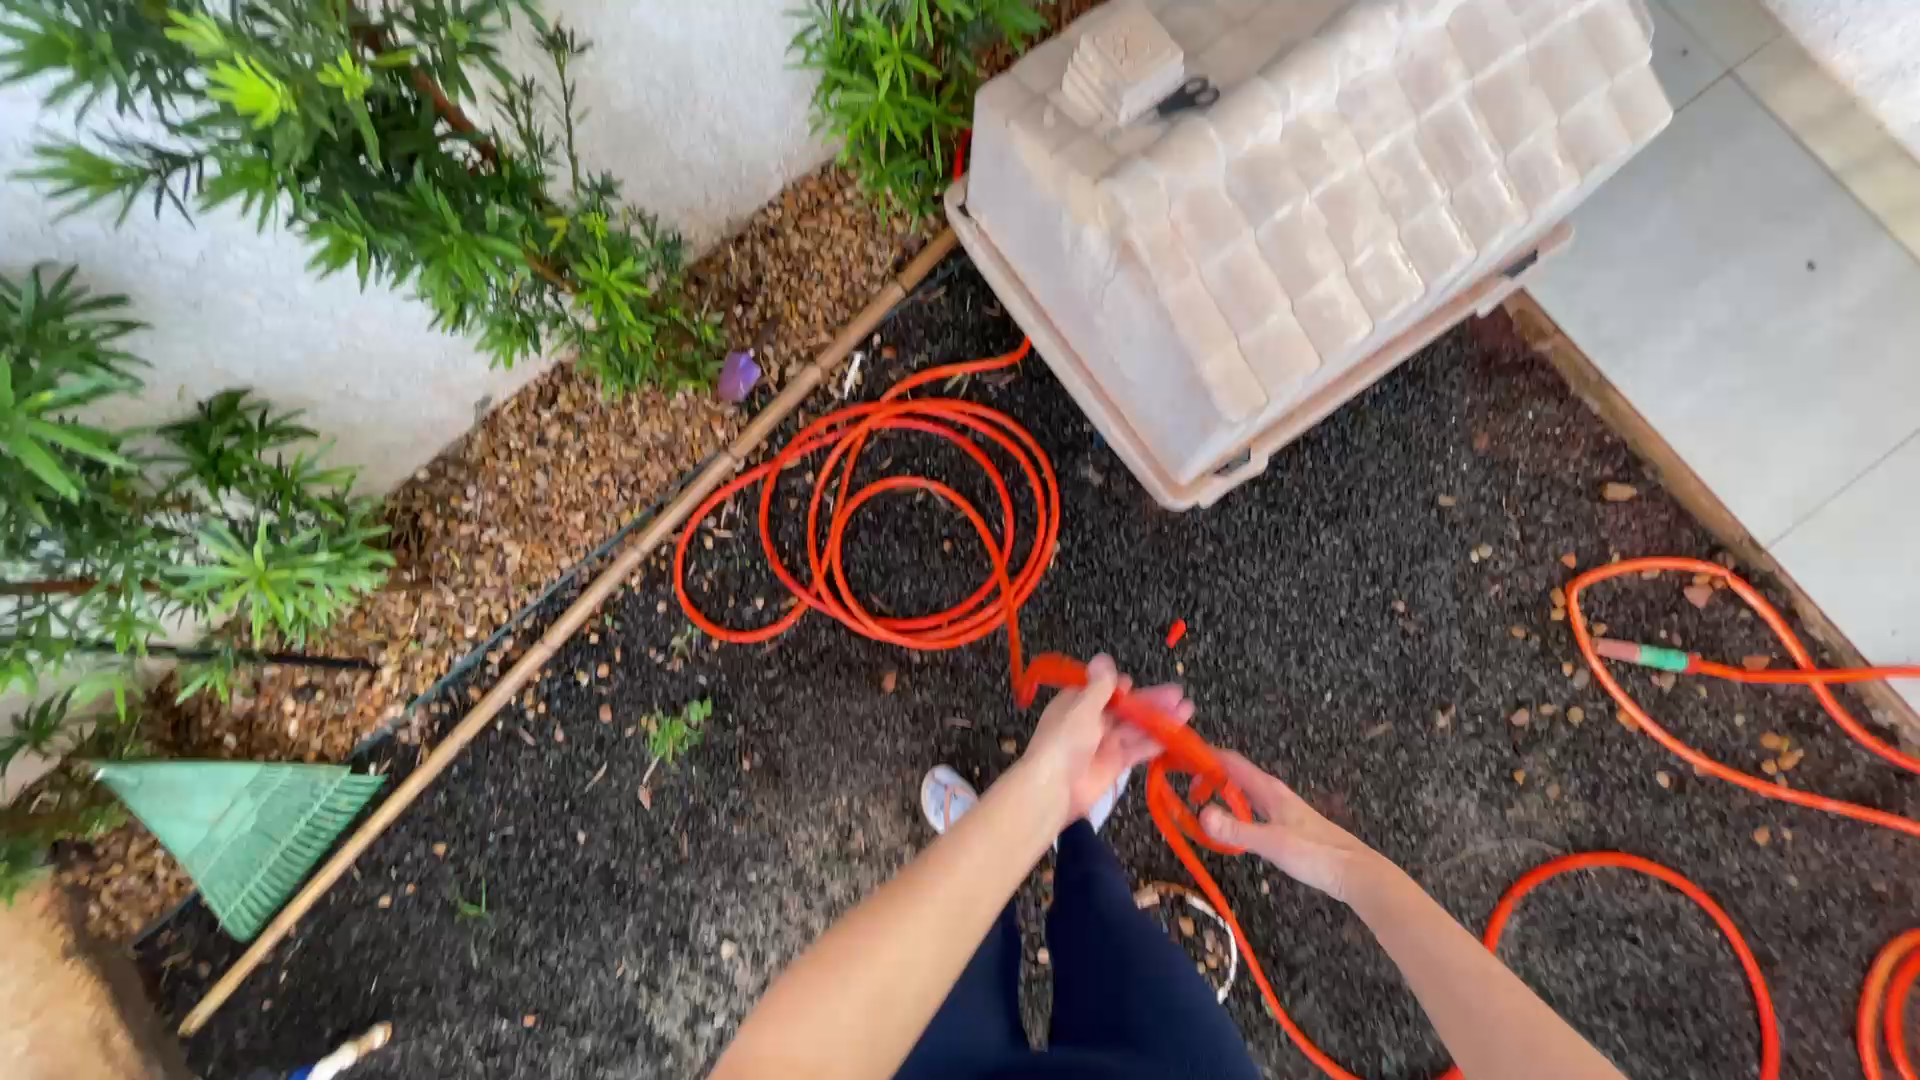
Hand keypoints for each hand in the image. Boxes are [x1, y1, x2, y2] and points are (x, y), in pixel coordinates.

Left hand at [1023, 654, 1195, 824]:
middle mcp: (1091, 721)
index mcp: (1077, 703)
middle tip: (1177, 694)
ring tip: (1186, 710)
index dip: (1121, 688)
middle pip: (1125, 708)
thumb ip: (1099, 686)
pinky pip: (1138, 749)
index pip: (1103, 690)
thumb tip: (1103, 657)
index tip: (1134, 685)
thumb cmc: (1064, 741)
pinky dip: (1155, 742)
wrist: (1054, 788)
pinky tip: (1176, 735)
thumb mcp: (1082, 707)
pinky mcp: (1115, 764)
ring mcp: (1104, 743)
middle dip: (1150, 701)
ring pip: (1136, 727)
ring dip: (1159, 720)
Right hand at [1200, 751, 1379, 903]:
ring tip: (1198, 802)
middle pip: (1234, 773)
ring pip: (1242, 789)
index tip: (1178, 757)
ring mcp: (1279, 807)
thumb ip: (1236, 830)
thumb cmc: (1317, 854)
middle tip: (1184, 789)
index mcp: (1268, 789)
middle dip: (1207, 774)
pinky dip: (1232, 807)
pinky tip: (1228, 824)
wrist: (1357, 874)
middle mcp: (1272, 792)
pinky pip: (1250, 805)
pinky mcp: (1284, 824)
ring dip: (1219, 790)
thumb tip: (1200, 814)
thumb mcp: (1273, 844)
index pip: (1230, 760)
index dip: (1204, 755)